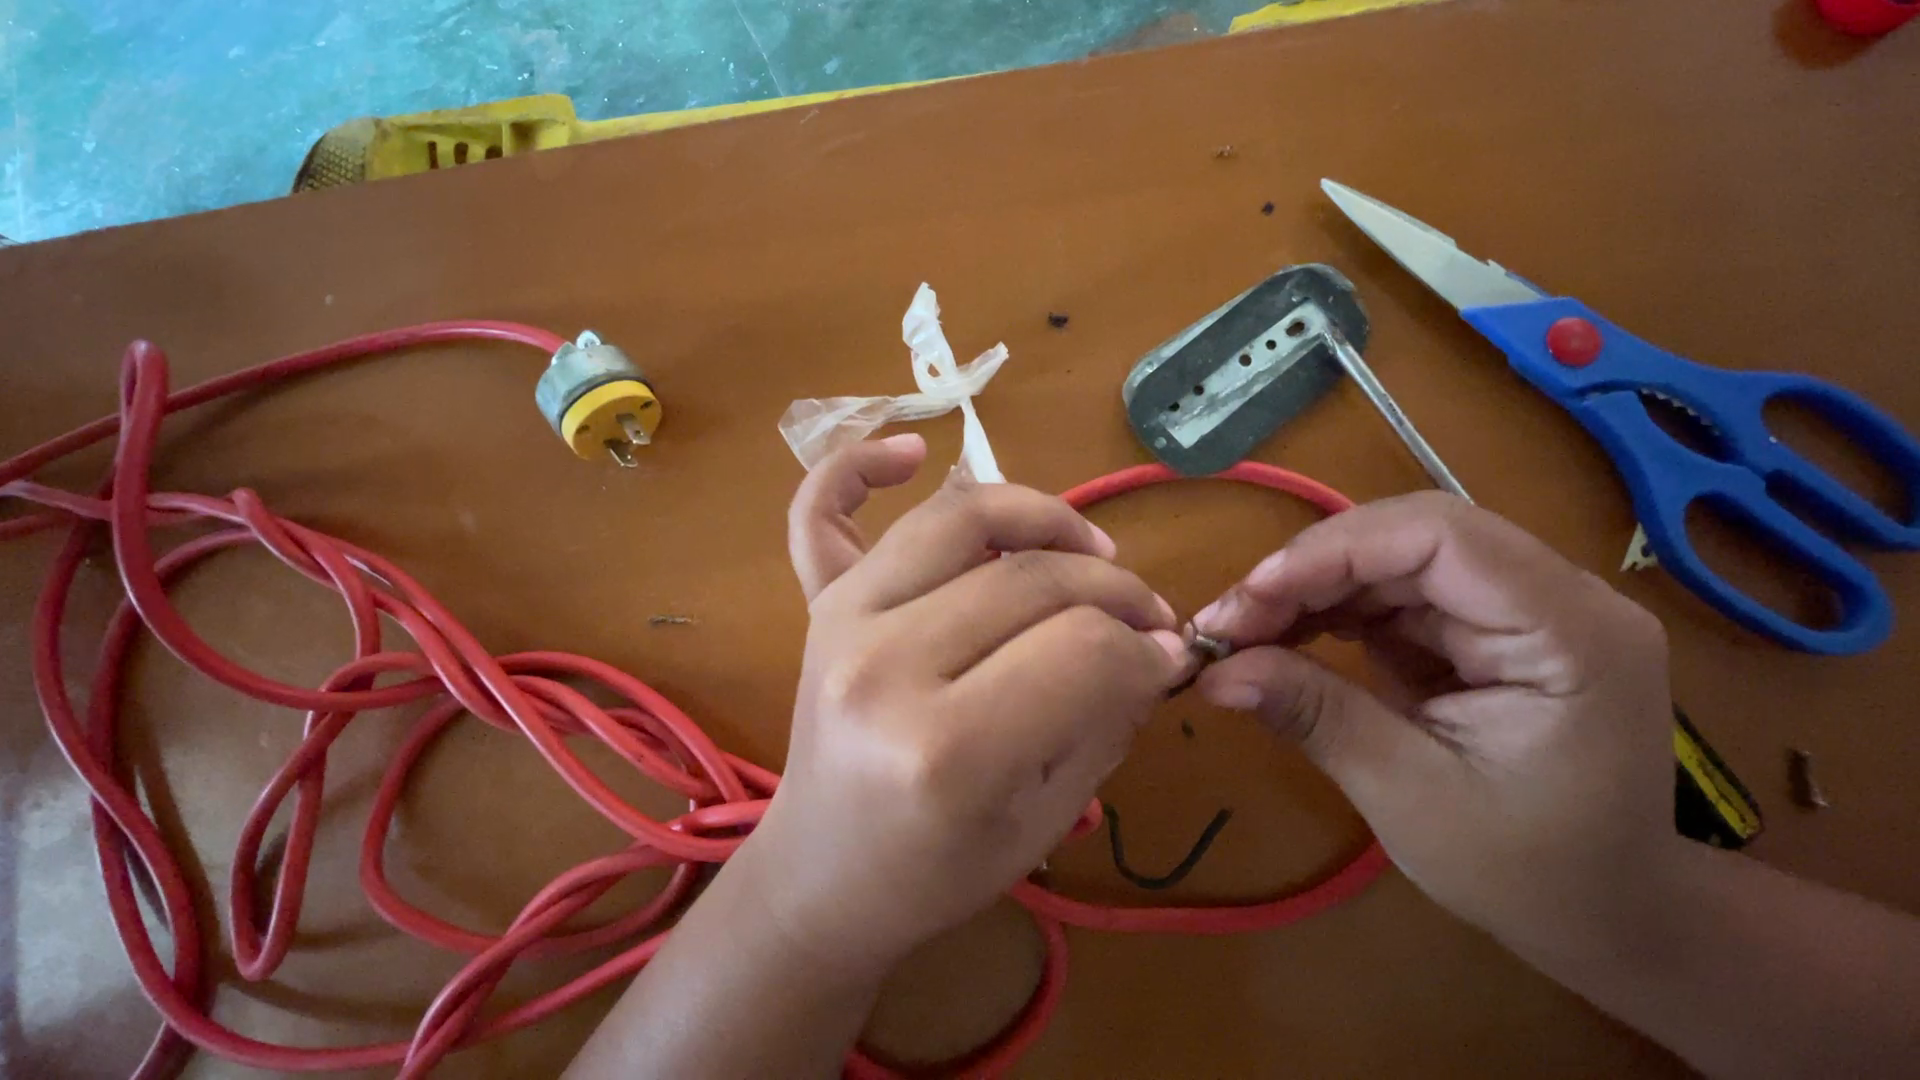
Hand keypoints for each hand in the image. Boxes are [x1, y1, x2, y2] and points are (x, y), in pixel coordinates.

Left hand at [745, 434, 1188, 974]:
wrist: (825, 878)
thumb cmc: (936, 872)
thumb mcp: (1046, 819)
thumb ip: (1106, 719)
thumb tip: (1156, 644)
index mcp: (944, 749)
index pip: (1083, 650)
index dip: (1145, 648)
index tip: (1168, 659)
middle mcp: (883, 666)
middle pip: (1031, 579)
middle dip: (1114, 591)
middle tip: (1148, 616)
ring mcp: (839, 623)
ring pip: (957, 518)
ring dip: (1040, 517)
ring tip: (1088, 550)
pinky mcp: (817, 607)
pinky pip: (819, 513)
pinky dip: (858, 466)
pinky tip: (911, 451)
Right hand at [1192, 492, 1679, 944]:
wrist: (1603, 910)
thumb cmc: (1526, 871)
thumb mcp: (1409, 795)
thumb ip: (1316, 716)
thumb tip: (1213, 672)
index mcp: (1569, 633)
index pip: (1441, 538)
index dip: (1333, 551)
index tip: (1250, 597)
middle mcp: (1555, 596)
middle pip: (1410, 537)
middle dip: (1308, 570)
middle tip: (1228, 622)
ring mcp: (1518, 606)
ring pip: (1391, 558)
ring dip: (1308, 588)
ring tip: (1242, 634)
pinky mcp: (1481, 624)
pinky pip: (1391, 592)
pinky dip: (1328, 610)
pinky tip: (1283, 638)